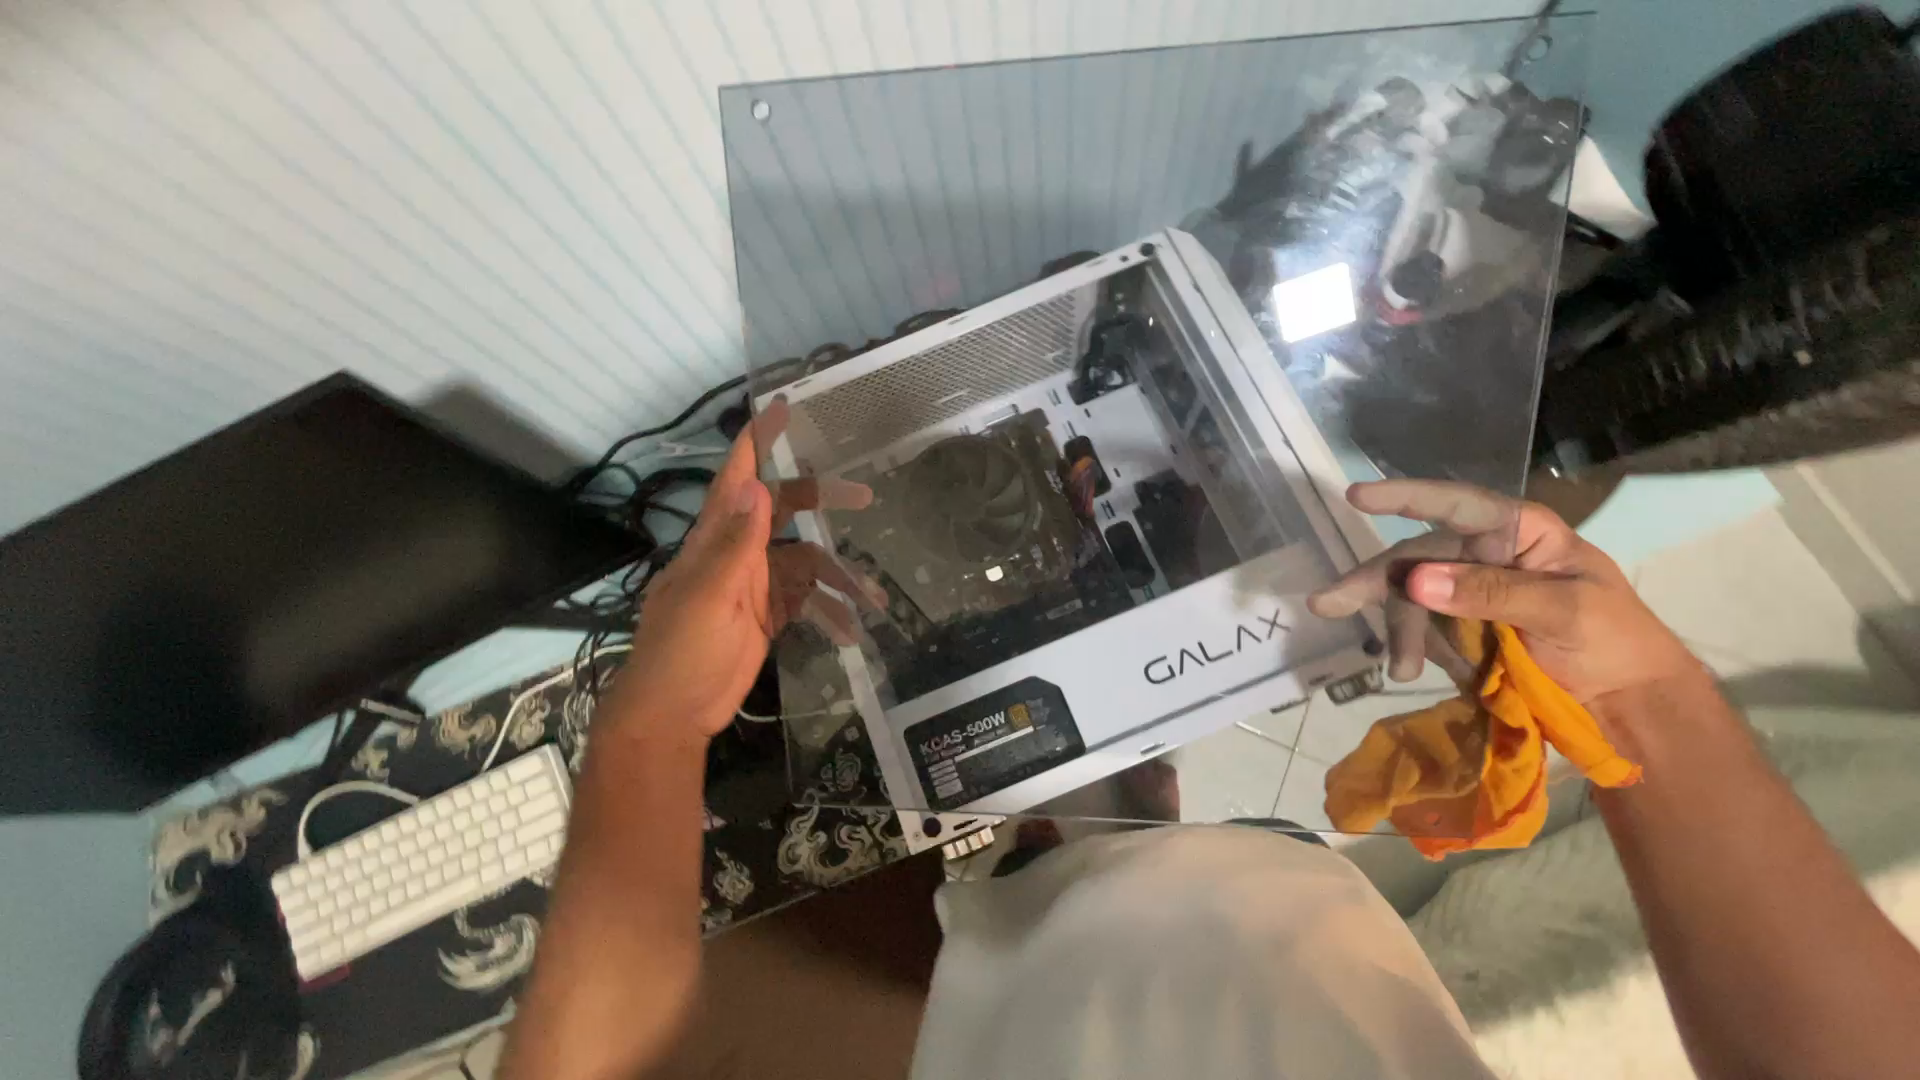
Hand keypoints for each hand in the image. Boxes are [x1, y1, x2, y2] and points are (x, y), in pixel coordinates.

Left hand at [601, 399, 880, 742]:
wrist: (674, 716)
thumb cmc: (680, 653)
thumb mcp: (708, 598)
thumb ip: (735, 546)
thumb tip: (757, 485)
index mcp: (715, 541)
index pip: (737, 479)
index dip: (758, 442)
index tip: (784, 408)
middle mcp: (738, 553)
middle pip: (784, 512)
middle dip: (822, 501)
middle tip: (865, 495)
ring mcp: (755, 585)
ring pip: (807, 564)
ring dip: (840, 579)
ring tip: (876, 599)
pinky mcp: (769, 615)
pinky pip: (808, 602)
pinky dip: (831, 614)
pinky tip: (853, 633)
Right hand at [1307, 479, 1701, 707]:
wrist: (1627, 705)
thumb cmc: (1616, 643)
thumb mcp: (1565, 612)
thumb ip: (1491, 593)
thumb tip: (1414, 581)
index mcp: (1518, 533)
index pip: (1456, 505)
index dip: (1405, 497)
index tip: (1356, 496)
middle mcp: (1484, 553)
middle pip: (1416, 557)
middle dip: (1374, 582)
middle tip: (1326, 604)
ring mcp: (1467, 590)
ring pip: (1409, 596)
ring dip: (1398, 631)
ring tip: (1400, 670)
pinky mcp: (1457, 625)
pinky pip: (1418, 627)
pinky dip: (1411, 647)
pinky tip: (1415, 669)